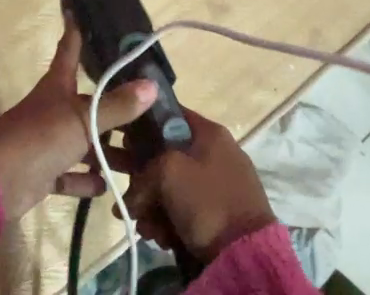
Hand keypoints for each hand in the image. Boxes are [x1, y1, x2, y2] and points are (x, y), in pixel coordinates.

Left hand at [0, 18, 157, 220]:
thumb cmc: (39, 138)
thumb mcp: (82, 119)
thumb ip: (116, 106)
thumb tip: (151, 84)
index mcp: (57, 87)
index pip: (69, 51)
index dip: (74, 32)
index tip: (76, 10)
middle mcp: (53, 110)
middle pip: (88, 105)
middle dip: (115, 110)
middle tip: (149, 115)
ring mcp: (47, 142)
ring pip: (84, 144)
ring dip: (107, 152)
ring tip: (141, 160)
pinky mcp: (43, 172)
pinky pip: (71, 176)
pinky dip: (87, 181)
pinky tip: (107, 187)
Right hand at [122, 107, 275, 261]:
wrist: (246, 256)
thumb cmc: (206, 201)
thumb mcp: (167, 173)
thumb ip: (142, 174)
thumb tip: (133, 196)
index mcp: (209, 133)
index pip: (168, 114)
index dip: (142, 125)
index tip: (122, 143)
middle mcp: (216, 153)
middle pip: (166, 155)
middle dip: (143, 180)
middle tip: (131, 198)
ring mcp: (221, 184)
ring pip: (174, 186)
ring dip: (154, 206)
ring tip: (145, 227)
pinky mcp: (222, 212)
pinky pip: (187, 208)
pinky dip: (170, 221)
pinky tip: (161, 237)